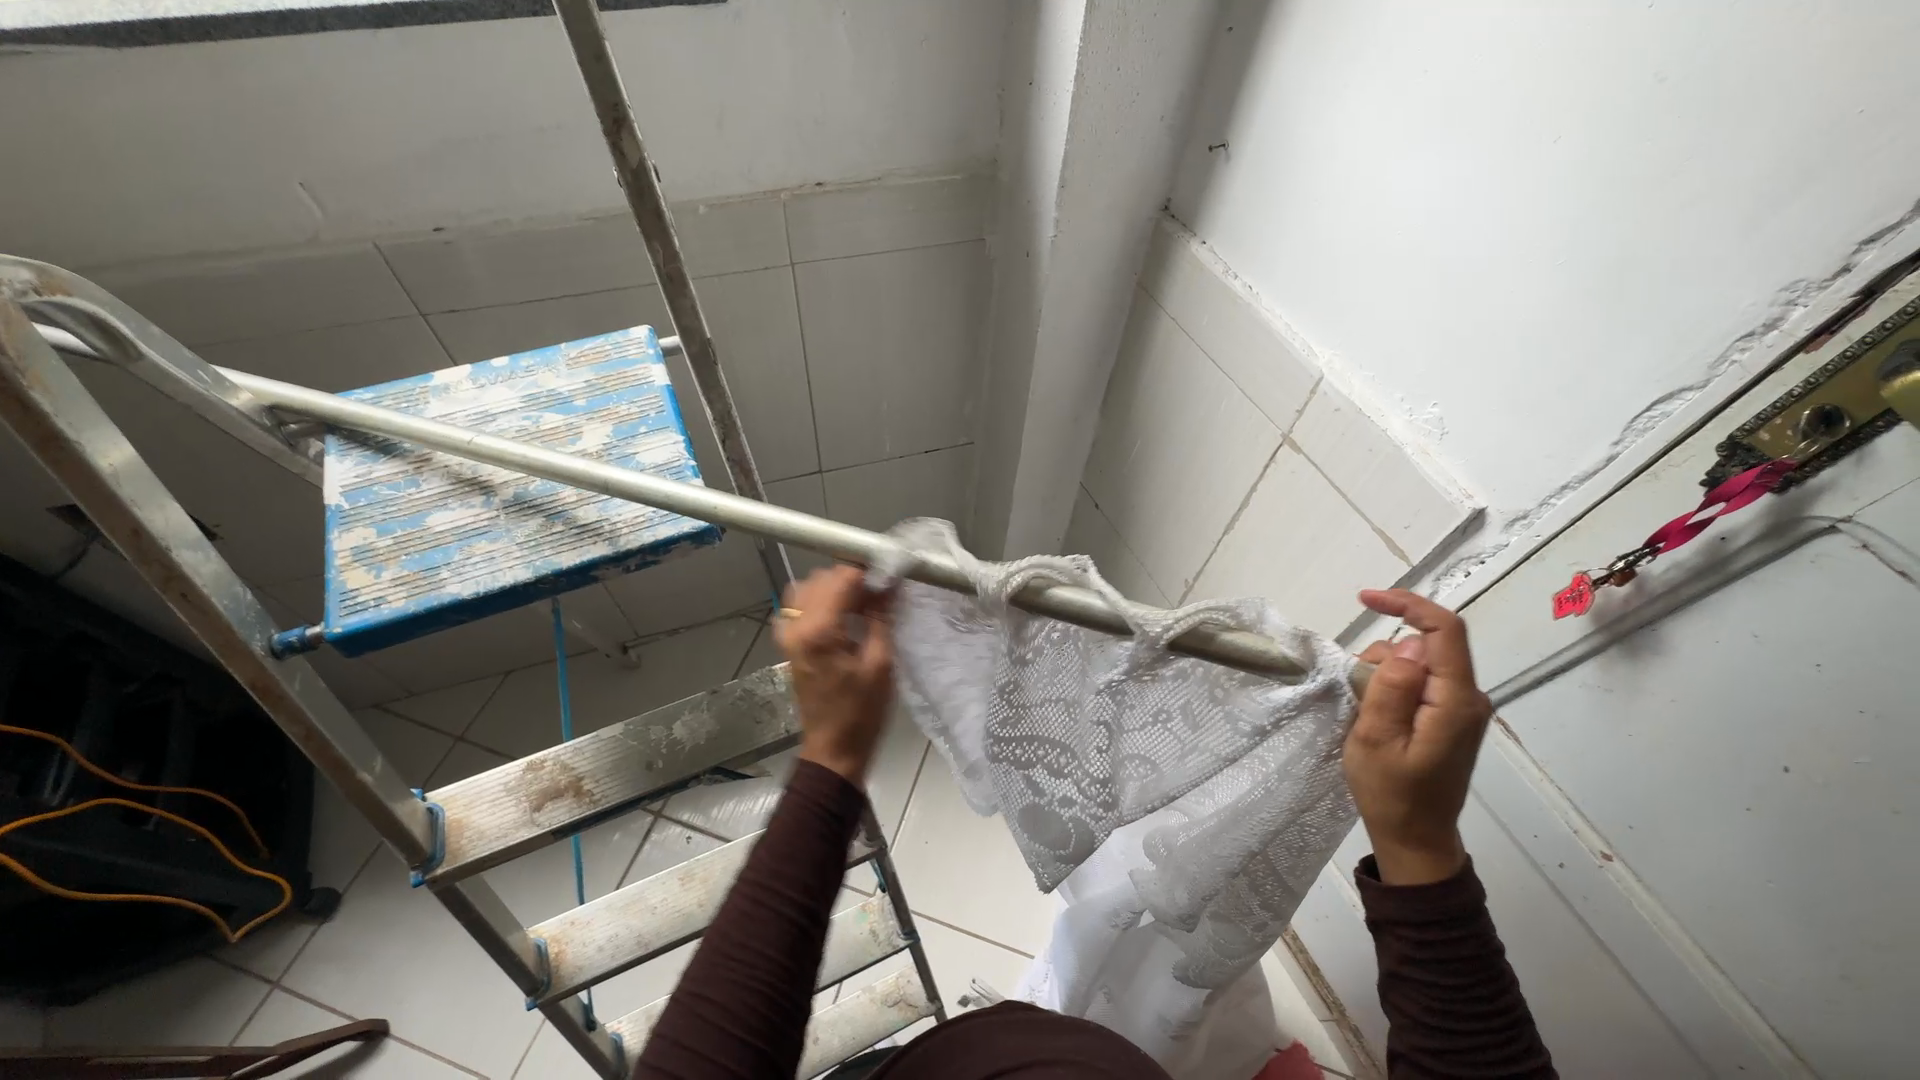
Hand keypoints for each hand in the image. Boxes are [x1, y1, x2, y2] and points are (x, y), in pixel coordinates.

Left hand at [774, 566, 895, 786]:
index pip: (842, 578)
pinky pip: (799, 606)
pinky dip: (820, 602)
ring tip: (862, 604)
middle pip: (823, 578)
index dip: (869, 572)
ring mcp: (787, 634)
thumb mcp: (881, 662)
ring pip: (808, 588)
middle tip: (881, 593)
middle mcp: (796, 626)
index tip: (891, 577)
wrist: (833, 749)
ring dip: (835, 589)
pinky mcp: (788, 643)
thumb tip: (890, 582)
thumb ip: (881, 616)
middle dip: (853, 579)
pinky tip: (842, 616)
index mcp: (819, 631)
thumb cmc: (862, 712)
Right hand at [1345, 589, 1492, 884]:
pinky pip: (1422, 681)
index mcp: (1455, 702)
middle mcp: (1469, 698)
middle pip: (1428, 644)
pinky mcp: (1452, 717)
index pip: (1444, 631)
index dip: (1407, 604)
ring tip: (1363, 710)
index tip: (1365, 599)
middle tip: (1354, 690)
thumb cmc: (1390, 793)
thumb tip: (1408, 646)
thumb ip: (1392, 689)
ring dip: (1384, 671)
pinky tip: (1375, 713)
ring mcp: (1463, 708)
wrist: (1415, 837)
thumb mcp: (1376, 740)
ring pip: (1421, 662)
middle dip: (1383, 653)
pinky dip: (1392, 684)